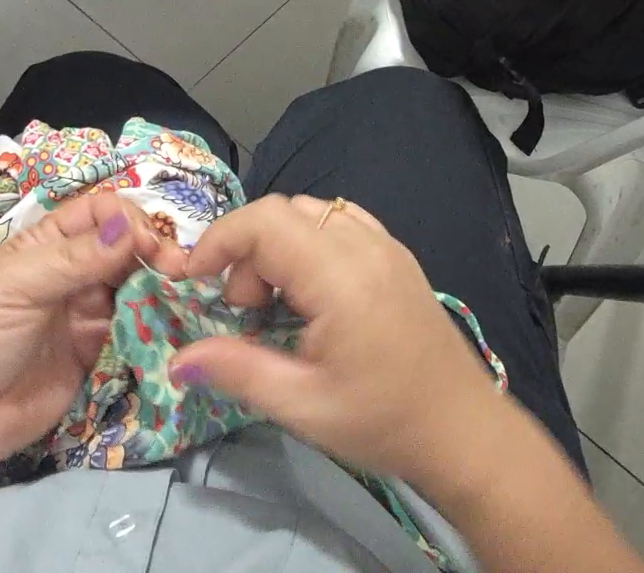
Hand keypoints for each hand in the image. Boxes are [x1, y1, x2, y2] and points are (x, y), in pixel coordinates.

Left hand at [0, 193, 187, 469]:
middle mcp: (71, 273)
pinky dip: (156, 324)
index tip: (149, 243)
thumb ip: (74, 258)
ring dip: (161, 286)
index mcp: (45, 244)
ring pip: (136, 287)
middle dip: (154, 251)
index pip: (98, 212)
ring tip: (186, 295)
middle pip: (125, 247)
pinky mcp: (98, 355)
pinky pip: (135, 331)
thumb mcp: (15, 287)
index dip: (127, 220)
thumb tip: (131, 227)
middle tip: (182, 271)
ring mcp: (86, 314)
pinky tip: (176, 323)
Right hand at [169, 194, 505, 486]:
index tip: (195, 280)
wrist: (466, 432)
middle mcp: (365, 245)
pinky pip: (338, 221)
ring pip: (309, 211)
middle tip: (245, 309)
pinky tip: (310, 289)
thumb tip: (177, 359)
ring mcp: (385, 244)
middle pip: (283, 211)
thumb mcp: (303, 407)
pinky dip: (307, 241)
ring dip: (276, 244)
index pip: (265, 222)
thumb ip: (237, 371)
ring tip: (276, 303)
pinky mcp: (395, 253)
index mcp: (342, 277)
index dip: (220, 240)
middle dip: (246, 249)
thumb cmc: (385, 423)